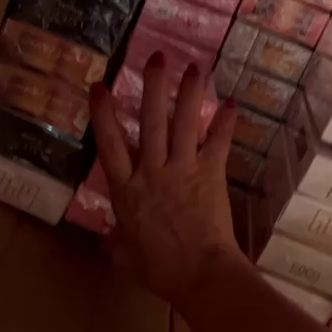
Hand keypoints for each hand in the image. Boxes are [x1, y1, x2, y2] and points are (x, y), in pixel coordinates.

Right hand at [90, 53, 244, 306]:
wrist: (199, 275)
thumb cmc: (159, 269)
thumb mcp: (125, 257)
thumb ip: (114, 242)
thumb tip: (106, 238)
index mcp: (126, 190)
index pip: (109, 144)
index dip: (103, 113)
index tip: (100, 86)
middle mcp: (151, 171)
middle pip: (150, 121)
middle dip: (153, 86)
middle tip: (157, 57)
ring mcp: (182, 169)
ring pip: (182, 123)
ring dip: (188, 93)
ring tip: (193, 66)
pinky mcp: (210, 174)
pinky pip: (217, 143)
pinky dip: (225, 124)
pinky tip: (231, 104)